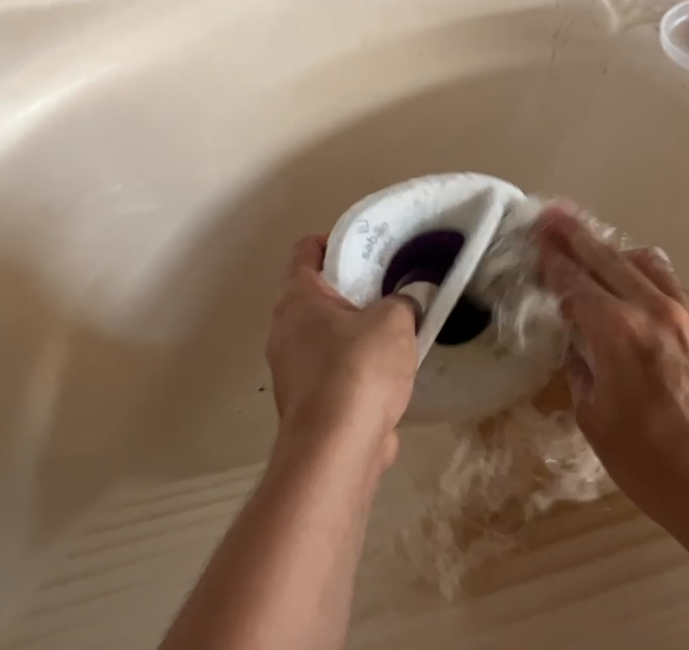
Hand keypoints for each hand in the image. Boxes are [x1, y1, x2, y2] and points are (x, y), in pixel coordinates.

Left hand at [266, 236, 419, 463]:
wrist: (338, 446)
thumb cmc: (359, 368)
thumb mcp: (395, 320)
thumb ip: (403, 302)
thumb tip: (404, 306)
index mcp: (297, 299)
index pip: (305, 251)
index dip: (334, 240)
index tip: (367, 245)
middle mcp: (284, 330)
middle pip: (317, 294)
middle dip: (352, 288)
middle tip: (391, 286)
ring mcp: (291, 370)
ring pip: (325, 335)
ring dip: (355, 330)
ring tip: (396, 330)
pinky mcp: (307, 403)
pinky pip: (332, 369)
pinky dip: (355, 366)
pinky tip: (388, 372)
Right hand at [535, 208, 688, 524]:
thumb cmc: (652, 463)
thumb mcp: (596, 421)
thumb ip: (581, 372)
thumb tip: (578, 347)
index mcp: (619, 331)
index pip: (577, 284)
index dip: (553, 261)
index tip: (536, 239)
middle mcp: (653, 309)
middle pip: (609, 259)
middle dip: (576, 237)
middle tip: (551, 216)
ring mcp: (684, 314)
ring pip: (643, 262)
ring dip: (611, 248)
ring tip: (586, 240)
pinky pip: (665, 280)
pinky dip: (639, 268)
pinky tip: (628, 274)